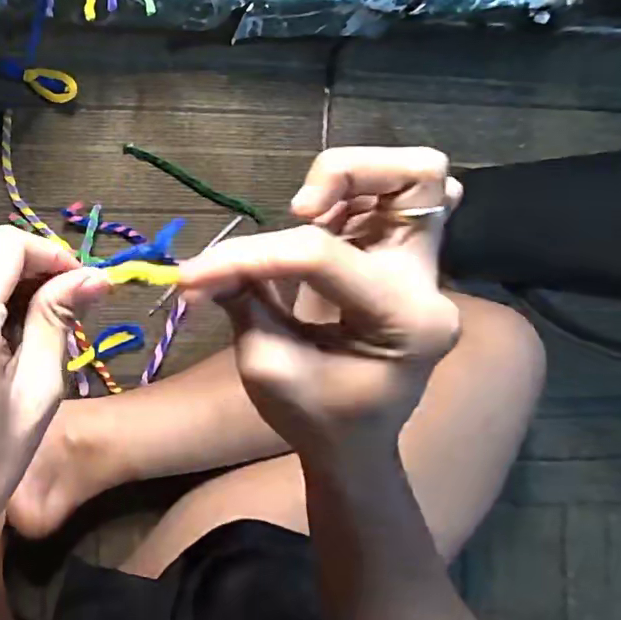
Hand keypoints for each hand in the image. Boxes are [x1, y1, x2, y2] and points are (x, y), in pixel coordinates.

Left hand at [0, 227, 109, 567]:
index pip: (6, 246)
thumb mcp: (36, 393)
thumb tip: (93, 275)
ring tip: (37, 327)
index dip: (49, 253)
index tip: (79, 283)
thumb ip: (57, 320)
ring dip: (7, 286)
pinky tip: (2, 337)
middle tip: (68, 305)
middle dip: (31, 270)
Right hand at [178, 147, 461, 451]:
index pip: (320, 255)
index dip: (247, 256)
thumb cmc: (315, 419)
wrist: (355, 446)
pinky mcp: (402, 258)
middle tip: (296, 209)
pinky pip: (392, 197)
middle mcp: (427, 284)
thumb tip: (197, 266)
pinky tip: (315, 220)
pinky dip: (348, 193)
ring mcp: (421, 268)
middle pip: (418, 178)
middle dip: (343, 173)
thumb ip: (240, 300)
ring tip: (304, 214)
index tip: (193, 276)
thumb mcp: (266, 366)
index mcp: (404, 320)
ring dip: (347, 179)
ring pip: (414, 178)